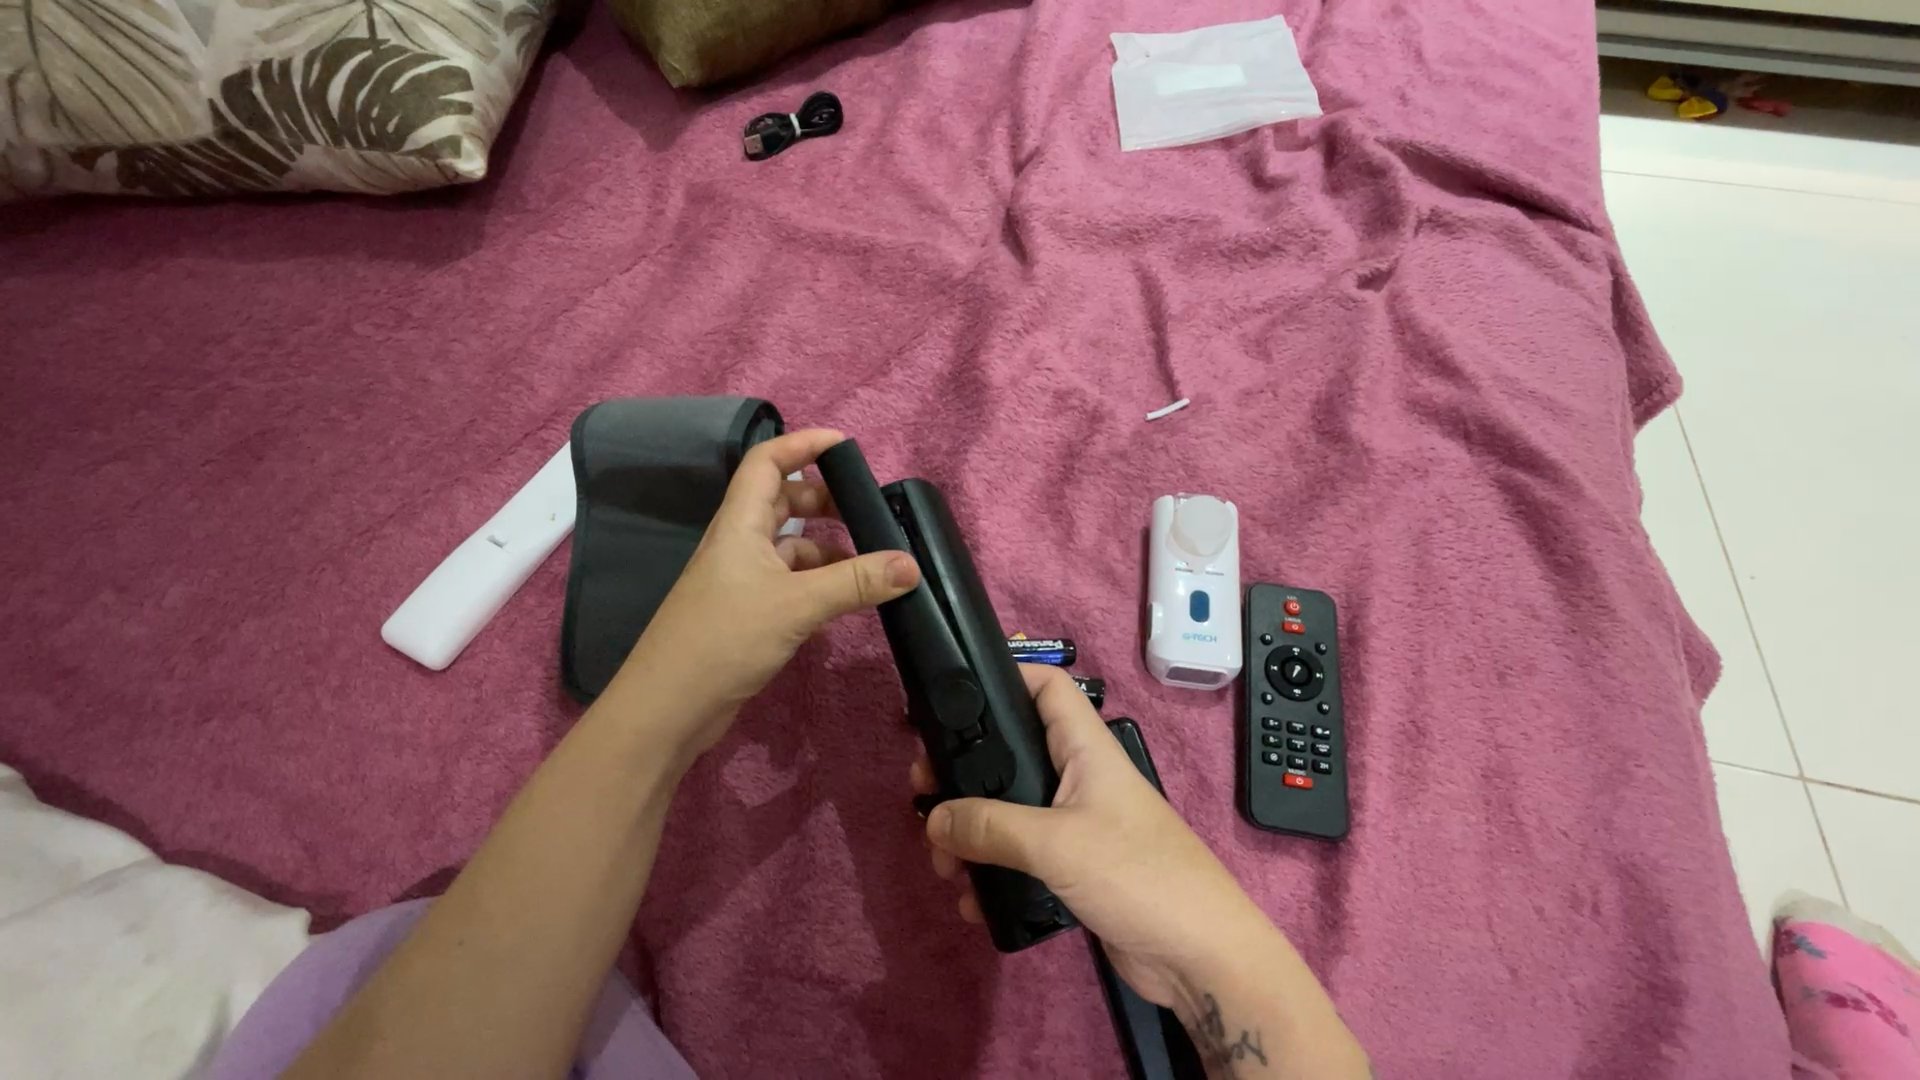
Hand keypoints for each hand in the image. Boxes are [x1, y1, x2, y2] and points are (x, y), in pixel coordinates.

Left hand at [602, 429, 920, 760]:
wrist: (669, 708)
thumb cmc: (724, 638)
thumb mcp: (797, 605)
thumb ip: (856, 583)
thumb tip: (911, 565)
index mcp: (739, 525)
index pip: (766, 463)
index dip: (801, 445)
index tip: (844, 445)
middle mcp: (738, 545)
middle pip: (782, 503)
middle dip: (824, 501)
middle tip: (867, 513)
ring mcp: (742, 581)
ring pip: (790, 549)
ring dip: (827, 551)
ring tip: (871, 567)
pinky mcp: (748, 614)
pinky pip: (790, 585)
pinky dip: (819, 586)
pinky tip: (846, 604)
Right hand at [913, 666, 1283, 1008]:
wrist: (1199, 958)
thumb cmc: (1138, 875)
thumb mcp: (1056, 843)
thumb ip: (990, 826)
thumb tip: (933, 820)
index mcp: (1086, 749)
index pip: (1048, 687)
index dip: (1008, 673)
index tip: (956, 690)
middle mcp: (1078, 778)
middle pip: (1013, 753)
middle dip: (965, 769)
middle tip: (923, 789)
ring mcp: (1076, 825)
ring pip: (1010, 811)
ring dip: (971, 831)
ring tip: (939, 861)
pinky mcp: (1074, 870)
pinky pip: (1021, 859)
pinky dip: (992, 873)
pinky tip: (970, 900)